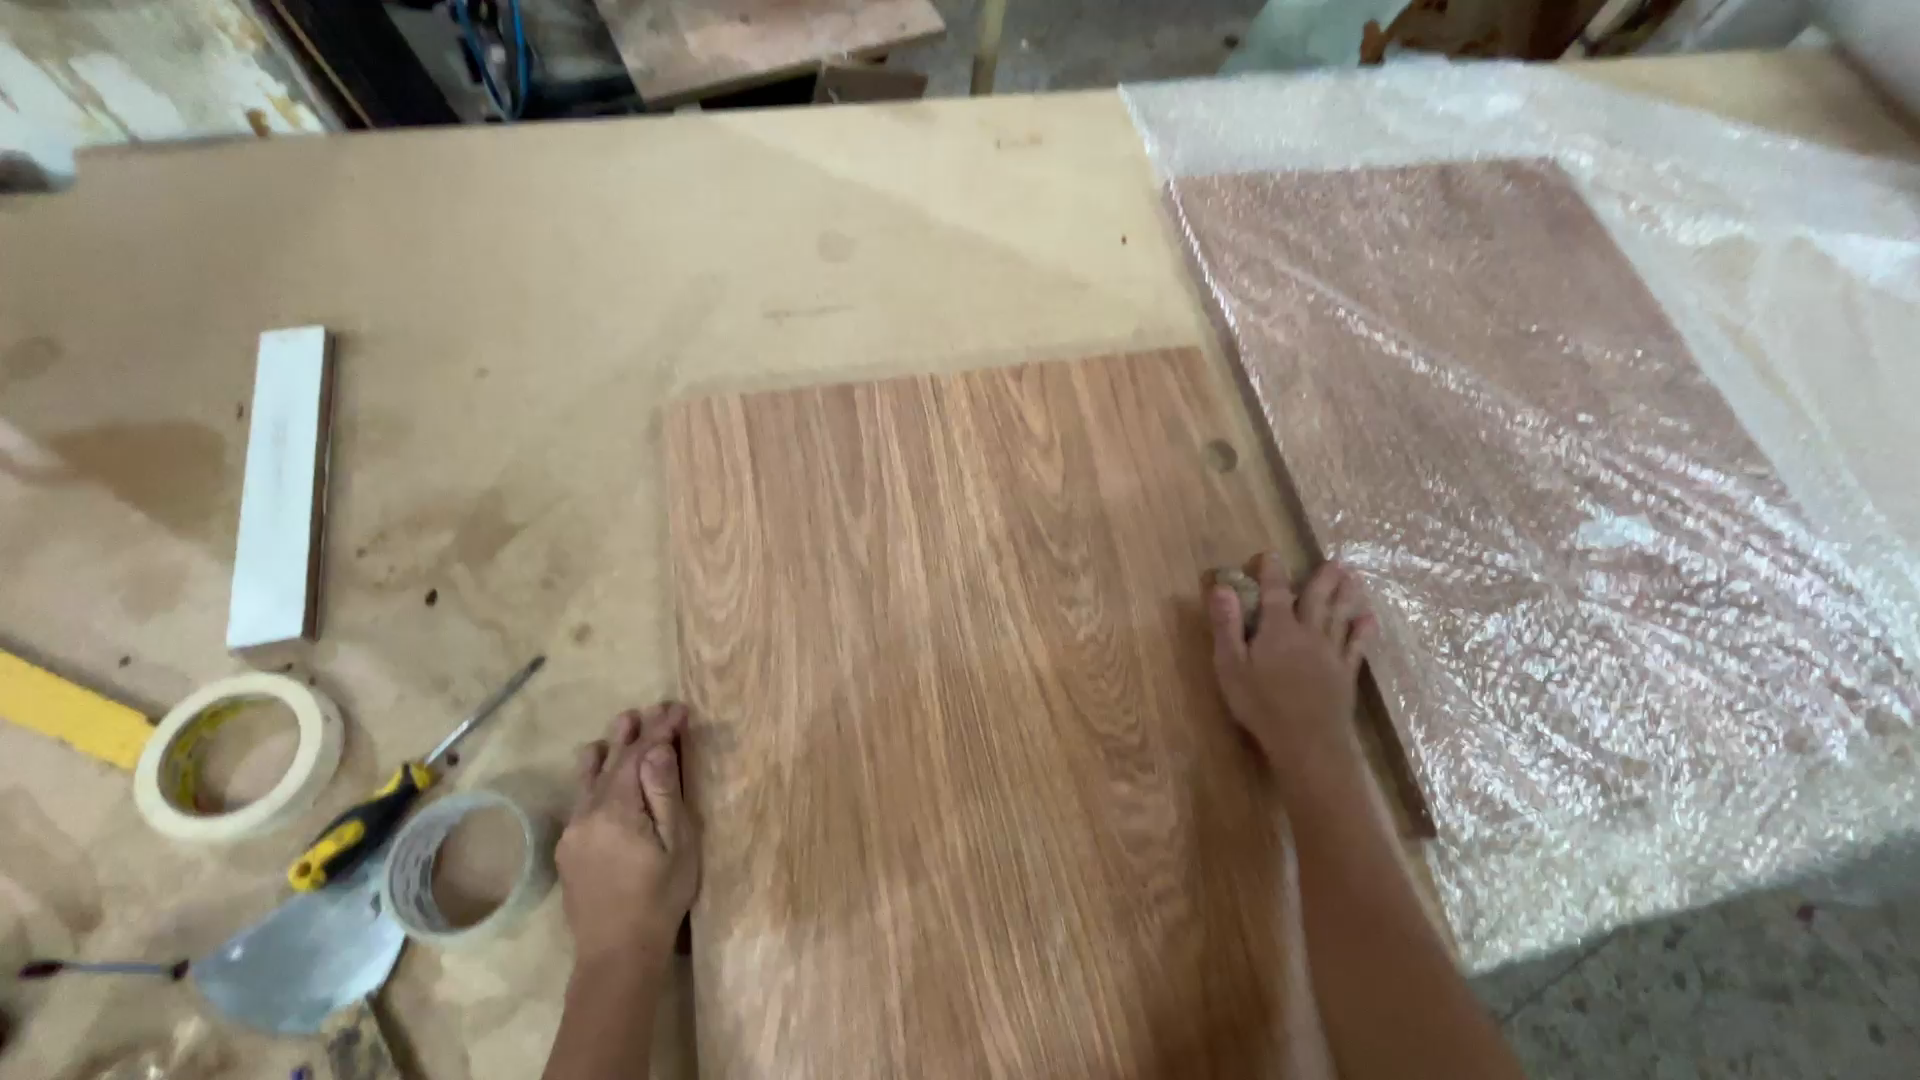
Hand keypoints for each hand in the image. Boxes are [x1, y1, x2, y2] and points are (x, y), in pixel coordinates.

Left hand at [557, 703, 698, 965]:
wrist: (616, 954)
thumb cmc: (660, 897)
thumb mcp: (677, 844)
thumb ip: (665, 794)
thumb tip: (658, 749)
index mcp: (616, 809)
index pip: (638, 755)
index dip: (659, 730)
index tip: (679, 709)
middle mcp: (586, 813)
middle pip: (609, 761)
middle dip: (632, 733)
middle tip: (648, 709)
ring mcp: (573, 832)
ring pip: (588, 779)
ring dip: (608, 752)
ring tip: (620, 731)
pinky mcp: (568, 849)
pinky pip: (582, 799)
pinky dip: (597, 778)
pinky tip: (603, 776)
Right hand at [1206, 555, 1377, 786]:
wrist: (1307, 741)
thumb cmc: (1260, 704)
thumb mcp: (1230, 665)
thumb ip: (1227, 625)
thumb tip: (1222, 587)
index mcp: (1277, 629)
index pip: (1274, 592)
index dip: (1272, 571)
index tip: (1270, 554)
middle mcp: (1308, 633)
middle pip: (1317, 598)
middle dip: (1323, 578)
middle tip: (1335, 561)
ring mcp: (1331, 653)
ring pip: (1340, 616)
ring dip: (1346, 595)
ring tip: (1354, 578)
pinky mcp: (1345, 673)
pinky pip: (1356, 645)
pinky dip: (1363, 630)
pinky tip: (1368, 620)